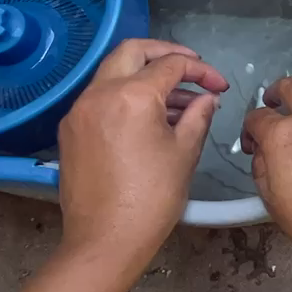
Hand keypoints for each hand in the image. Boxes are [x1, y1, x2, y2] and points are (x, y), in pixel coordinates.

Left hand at [56, 38, 228, 265]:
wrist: (105, 240)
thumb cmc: (154, 196)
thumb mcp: (186, 151)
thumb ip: (199, 115)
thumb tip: (207, 98)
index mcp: (132, 96)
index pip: (172, 65)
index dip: (202, 71)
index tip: (220, 86)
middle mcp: (99, 94)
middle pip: (133, 51)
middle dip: (166, 53)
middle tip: (193, 68)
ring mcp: (80, 111)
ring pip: (114, 72)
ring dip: (147, 76)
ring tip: (180, 100)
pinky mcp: (71, 129)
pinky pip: (102, 97)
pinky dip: (128, 95)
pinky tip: (152, 117)